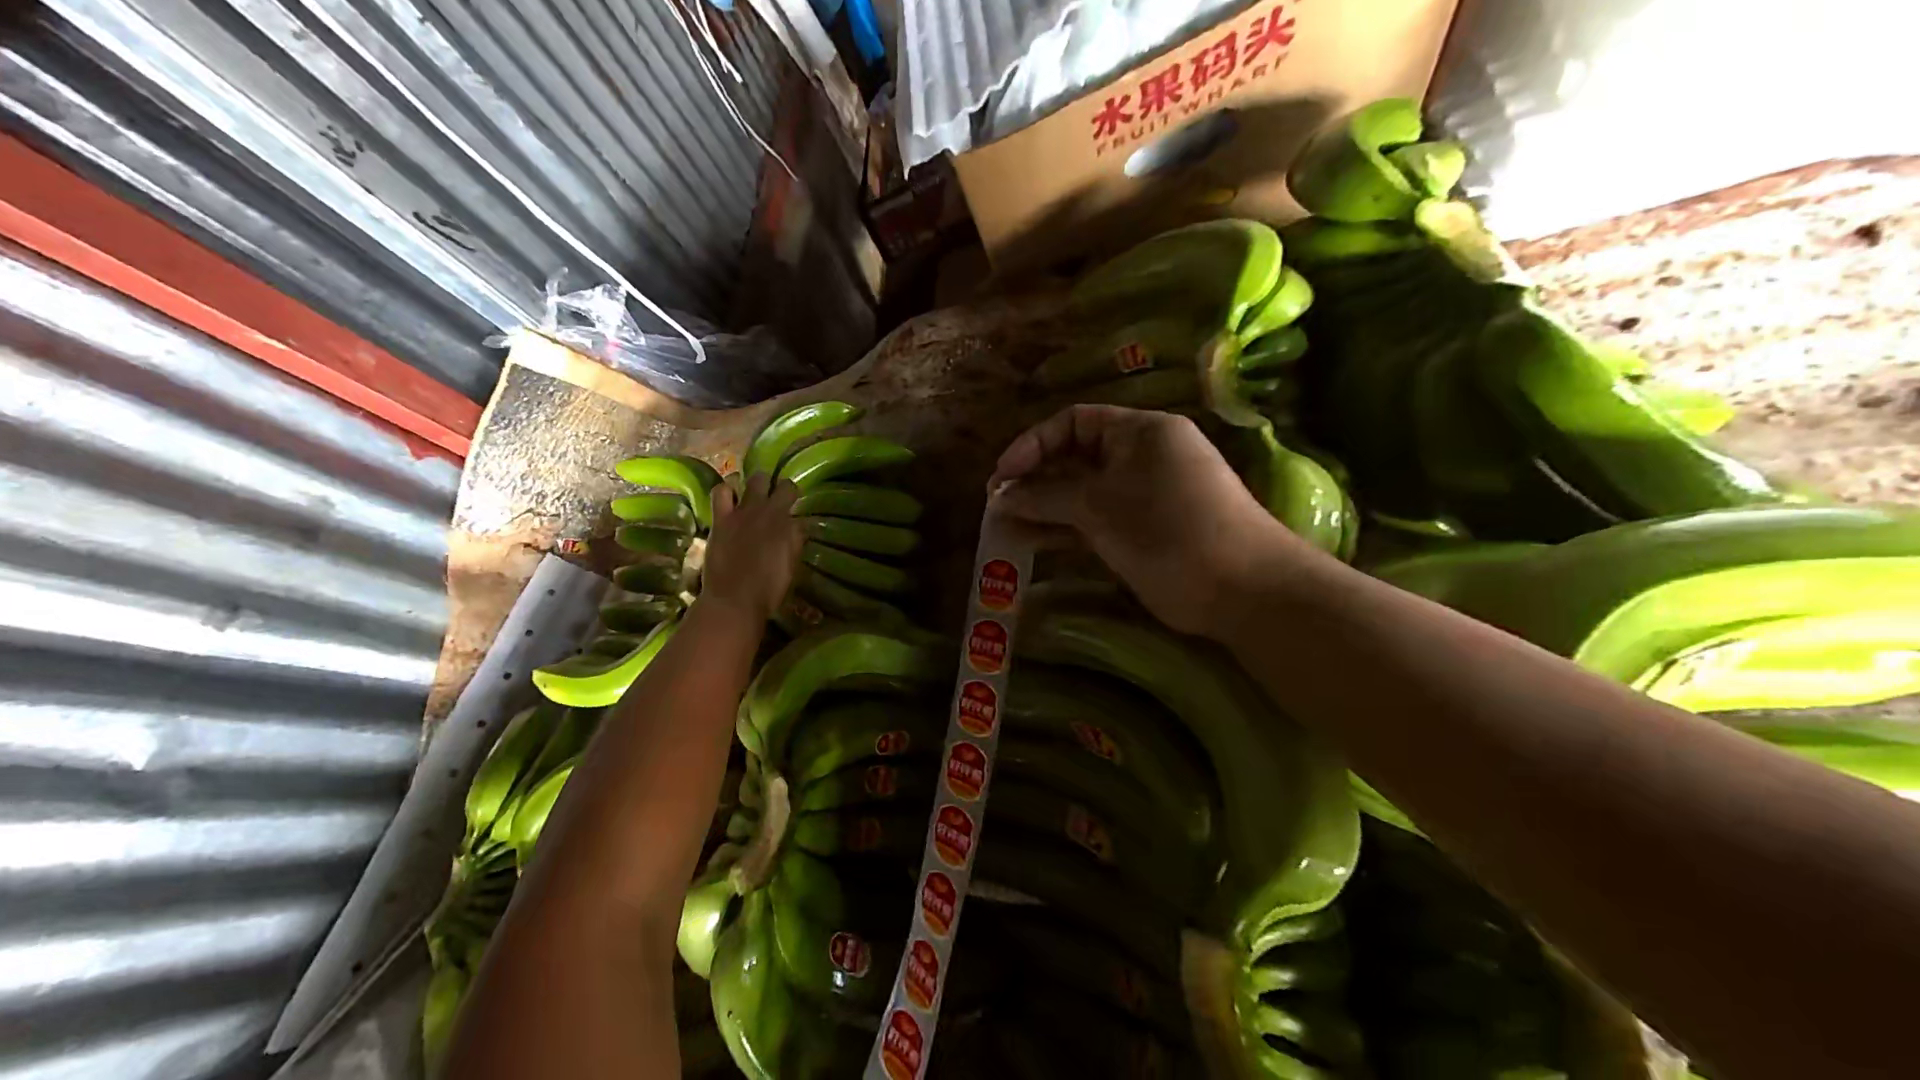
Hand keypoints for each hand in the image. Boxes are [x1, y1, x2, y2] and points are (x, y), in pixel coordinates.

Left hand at [700, 473, 802, 621]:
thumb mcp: (791, 563)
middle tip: (775, 496)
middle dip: (777, 485)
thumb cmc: (769, 588)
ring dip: (754, 484)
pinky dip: (726, 490)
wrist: (735, 600)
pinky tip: (729, 498)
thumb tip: (796, 524)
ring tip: (752, 492)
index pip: (793, 492)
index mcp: (785, 521)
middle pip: (776, 483)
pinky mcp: (720, 519)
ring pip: (751, 481)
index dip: (793, 493)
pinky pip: (720, 492)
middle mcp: (765, 510)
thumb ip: (795, 539)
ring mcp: (741, 512)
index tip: (793, 500)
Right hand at [988, 405, 1311, 635]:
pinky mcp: (1150, 528)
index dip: (1031, 445)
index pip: (1073, 422)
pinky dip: (1070, 528)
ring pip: (1086, 492)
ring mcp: (1148, 493)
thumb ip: (1045, 496)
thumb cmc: (1168, 531)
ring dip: (1048, 508)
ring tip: (1009, 530)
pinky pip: (1101, 518)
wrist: (1243, 589)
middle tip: (999, 508)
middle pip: (1077, 457)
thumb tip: (1001, 495)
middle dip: (1035, 480)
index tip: (1001, 478)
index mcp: (1140, 430)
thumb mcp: (1099, 507)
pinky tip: (1037, 544)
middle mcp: (1144, 454)